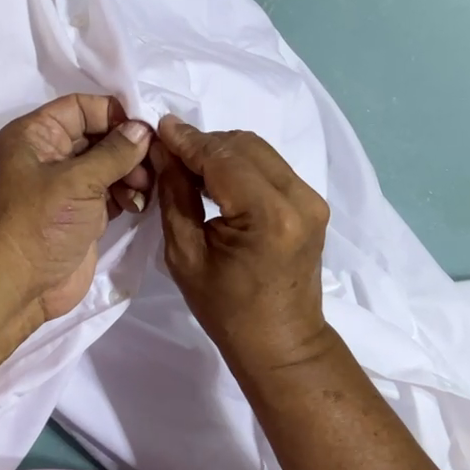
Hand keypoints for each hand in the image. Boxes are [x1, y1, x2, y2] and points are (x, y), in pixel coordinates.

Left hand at [0, 94, 154, 319]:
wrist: (15, 289)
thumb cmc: (37, 225)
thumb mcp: (76, 183)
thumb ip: (113, 153)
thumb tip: (142, 129)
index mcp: (33, 136)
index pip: (79, 108)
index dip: (113, 112)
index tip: (146, 127)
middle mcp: (48, 155)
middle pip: (97, 135)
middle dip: (127, 145)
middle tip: (154, 161)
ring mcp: (64, 187)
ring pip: (107, 164)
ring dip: (131, 171)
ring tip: (144, 187)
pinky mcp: (80, 213)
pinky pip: (110, 191)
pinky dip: (127, 193)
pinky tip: (139, 203)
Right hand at [153, 115, 332, 370]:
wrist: (282, 343)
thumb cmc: (226, 310)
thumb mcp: (185, 255)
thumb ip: (175, 194)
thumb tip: (163, 150)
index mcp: (267, 216)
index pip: (222, 157)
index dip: (187, 140)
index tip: (158, 126)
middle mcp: (298, 198)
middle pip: (243, 144)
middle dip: (203, 143)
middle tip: (169, 153)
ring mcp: (311, 198)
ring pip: (258, 150)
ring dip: (222, 150)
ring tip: (189, 166)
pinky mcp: (312, 202)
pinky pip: (270, 165)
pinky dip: (240, 163)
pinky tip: (216, 179)